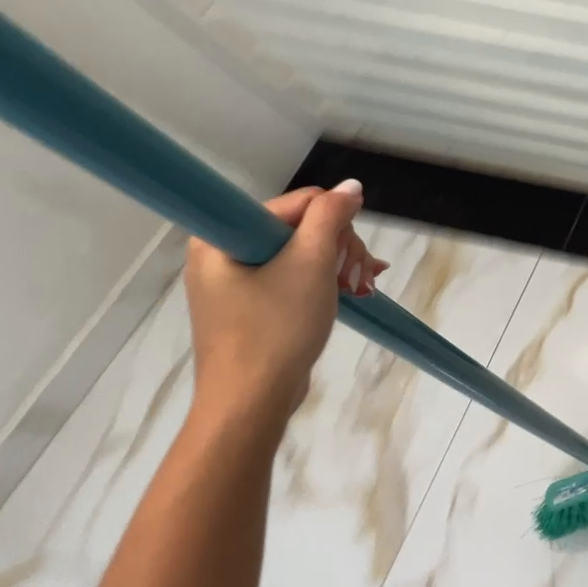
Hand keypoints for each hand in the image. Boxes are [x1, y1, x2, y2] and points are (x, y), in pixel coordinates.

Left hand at [183, 180, 384, 426]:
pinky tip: (354, 290)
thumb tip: (350, 186)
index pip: (297, 203)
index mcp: (223, 238)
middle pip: (302, 226)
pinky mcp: (252, 302)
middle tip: (362, 276)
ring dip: (342, 263)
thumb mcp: (311, 263)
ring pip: (305, 250)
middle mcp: (223, 252)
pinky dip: (328, 278)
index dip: (332, 221)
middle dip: (341, 246)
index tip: (350, 253)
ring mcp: (236, 280)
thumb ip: (330, 217)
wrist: (252, 400)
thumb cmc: (276, 327)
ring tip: (363, 287)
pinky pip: (296, 273)